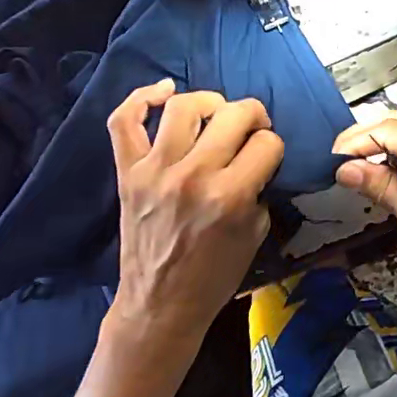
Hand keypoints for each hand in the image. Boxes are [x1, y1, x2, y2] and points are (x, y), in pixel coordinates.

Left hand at [105, 80, 284, 363]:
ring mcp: (154, 170)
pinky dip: (141, 97)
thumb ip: (259, 190)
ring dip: (208, 102)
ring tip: (215, 114)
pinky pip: (123, 120)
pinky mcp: (127, 172)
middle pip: (233, 114)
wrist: (160, 305)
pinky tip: (163, 92)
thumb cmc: (213, 277)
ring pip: (183, 106)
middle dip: (253, 115)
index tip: (267, 157)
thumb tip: (256, 157)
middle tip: (252, 128)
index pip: (266, 143)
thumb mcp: (255, 236)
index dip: (273, 147)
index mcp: (230, 197)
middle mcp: (193, 176)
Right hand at [333, 112, 396, 299]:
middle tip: (334, 164)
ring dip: (376, 150)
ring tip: (348, 170)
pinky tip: (375, 175)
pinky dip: (393, 161)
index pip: (392, 130)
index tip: (329, 162)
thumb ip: (383, 188)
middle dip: (363, 141)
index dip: (357, 142)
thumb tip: (343, 169)